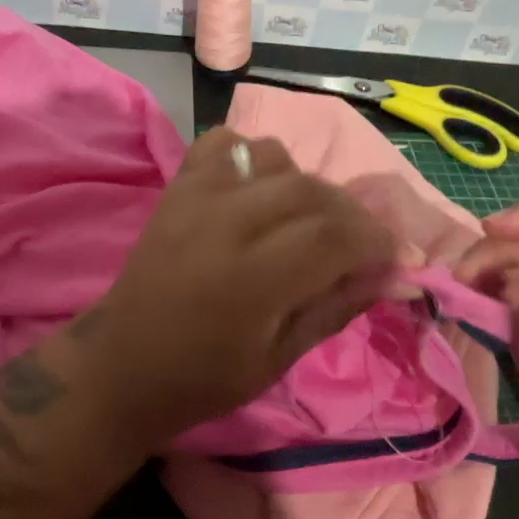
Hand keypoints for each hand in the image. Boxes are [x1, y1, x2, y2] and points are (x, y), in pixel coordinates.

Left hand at [80, 127, 402, 442]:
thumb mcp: (280, 358)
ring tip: (306, 220)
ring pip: (273, 156)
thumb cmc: (205, 376)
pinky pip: (225, 142)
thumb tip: (394, 274)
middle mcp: (224, 223)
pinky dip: (252, 156)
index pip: (334, 236)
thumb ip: (336, 306)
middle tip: (362, 243)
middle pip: (311, 191)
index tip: (395, 255)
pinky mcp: (178, 183)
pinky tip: (258, 190)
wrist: (124, 361)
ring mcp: (196, 194)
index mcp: (250, 280)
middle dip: (351, 214)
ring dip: (304, 184)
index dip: (377, 240)